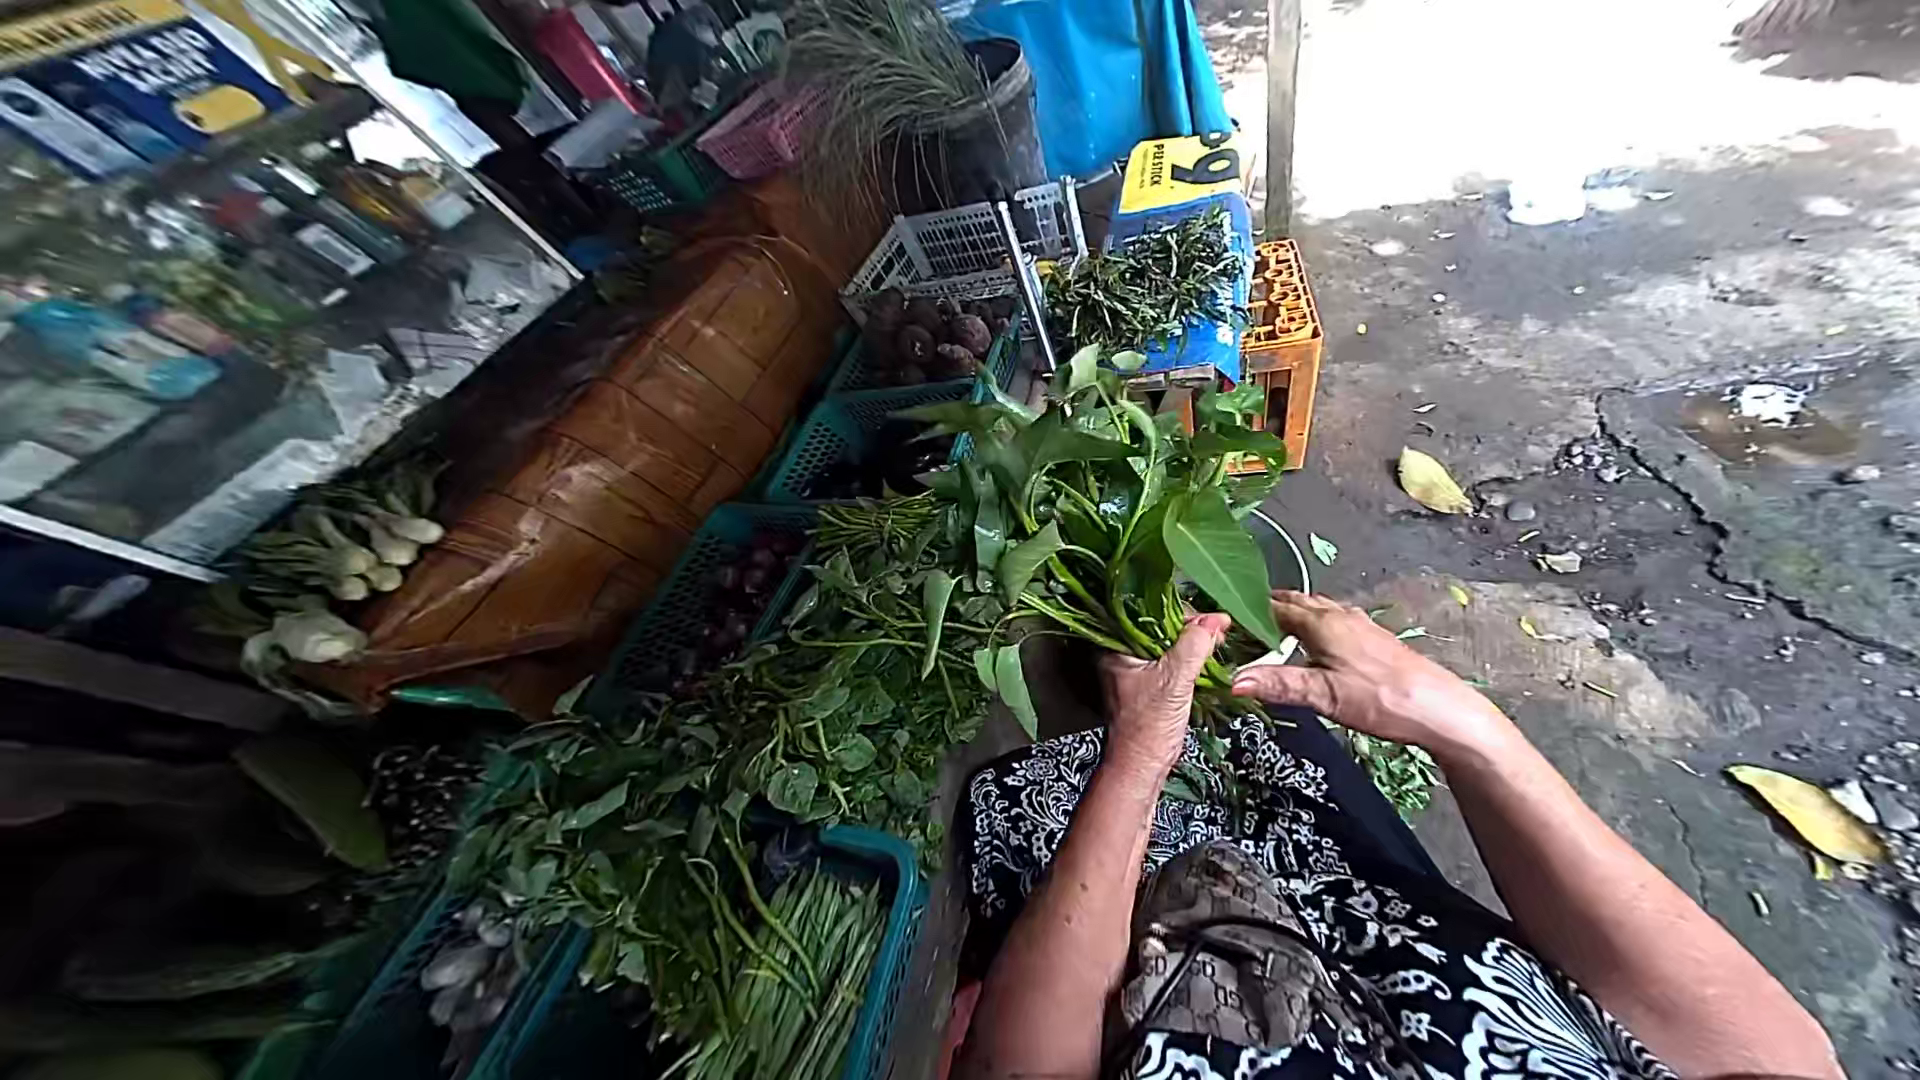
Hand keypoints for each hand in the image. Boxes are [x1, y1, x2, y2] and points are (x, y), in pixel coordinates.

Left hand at [1100, 613, 1230, 781]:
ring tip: (1216, 641)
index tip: (1211, 619)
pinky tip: (1206, 659)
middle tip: (1218, 630)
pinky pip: (1170, 661)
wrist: (1143, 764)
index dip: (1182, 613)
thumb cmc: (1147, 728)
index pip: (1149, 613)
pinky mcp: (1147, 682)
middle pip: (1159, 627)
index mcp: (1115, 647)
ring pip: (1166, 644)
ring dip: (1192, 643)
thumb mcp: (1174, 680)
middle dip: (1191, 627)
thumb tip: (1211, 622)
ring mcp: (1133, 668)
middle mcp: (1120, 654)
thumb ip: (1193, 647)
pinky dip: (1189, 659)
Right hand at [1230, 591, 1512, 761]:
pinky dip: (1312, 621)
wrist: (1446, 714)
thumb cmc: (1383, 700)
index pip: (1273, 607)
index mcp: (1321, 623)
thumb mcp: (1322, 695)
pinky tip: (1313, 639)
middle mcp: (1339, 615)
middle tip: (1239, 619)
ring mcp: (1360, 625)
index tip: (1222, 617)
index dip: (1245, 610)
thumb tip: (1232, 681)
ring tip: (1268, 626)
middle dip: (1265, 606)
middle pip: (1294, 601)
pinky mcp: (1374, 638)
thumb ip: (1277, 684)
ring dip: (1290, 611)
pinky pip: (1332, 618)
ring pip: (1315, 607)